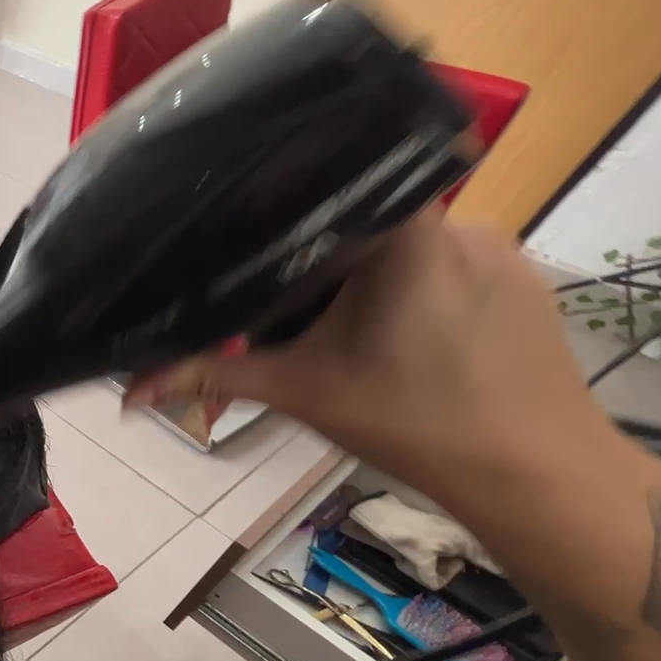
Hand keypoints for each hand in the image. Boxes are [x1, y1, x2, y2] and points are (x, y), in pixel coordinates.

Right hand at [127, 214, 619, 505]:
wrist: (532, 474)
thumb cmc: (412, 422)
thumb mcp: (297, 392)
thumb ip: (210, 378)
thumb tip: (129, 392)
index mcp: (407, 239)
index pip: (332, 186)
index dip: (279, 204)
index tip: (239, 231)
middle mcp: (462, 227)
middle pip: (358, 221)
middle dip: (310, 257)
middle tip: (267, 296)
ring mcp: (500, 252)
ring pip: (397, 245)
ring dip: (354, 274)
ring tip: (316, 313)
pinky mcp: (519, 281)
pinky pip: (439, 263)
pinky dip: (398, 287)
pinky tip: (379, 327)